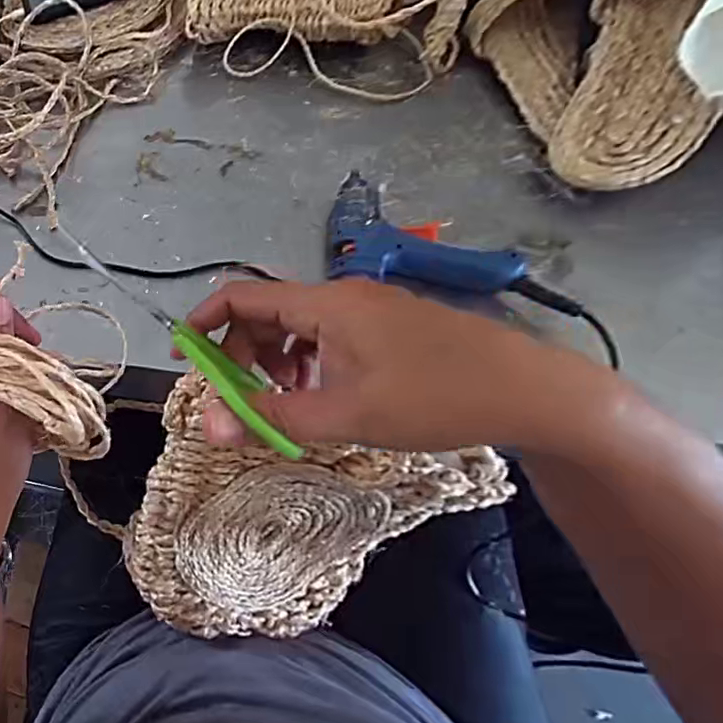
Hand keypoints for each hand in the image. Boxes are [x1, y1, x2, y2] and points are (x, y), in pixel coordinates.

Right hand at [184, 279, 626, 454]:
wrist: (537, 393)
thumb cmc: (435, 398)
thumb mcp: (344, 415)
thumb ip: (270, 418)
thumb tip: (208, 426)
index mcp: (325, 304)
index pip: (241, 297)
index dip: (203, 324)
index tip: (186, 358)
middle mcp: (341, 297)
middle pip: (266, 315)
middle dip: (243, 356)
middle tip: (246, 399)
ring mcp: (368, 310)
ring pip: (296, 328)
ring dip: (277, 364)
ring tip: (292, 402)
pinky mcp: (388, 326)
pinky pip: (326, 337)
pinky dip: (309, 364)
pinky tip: (327, 395)